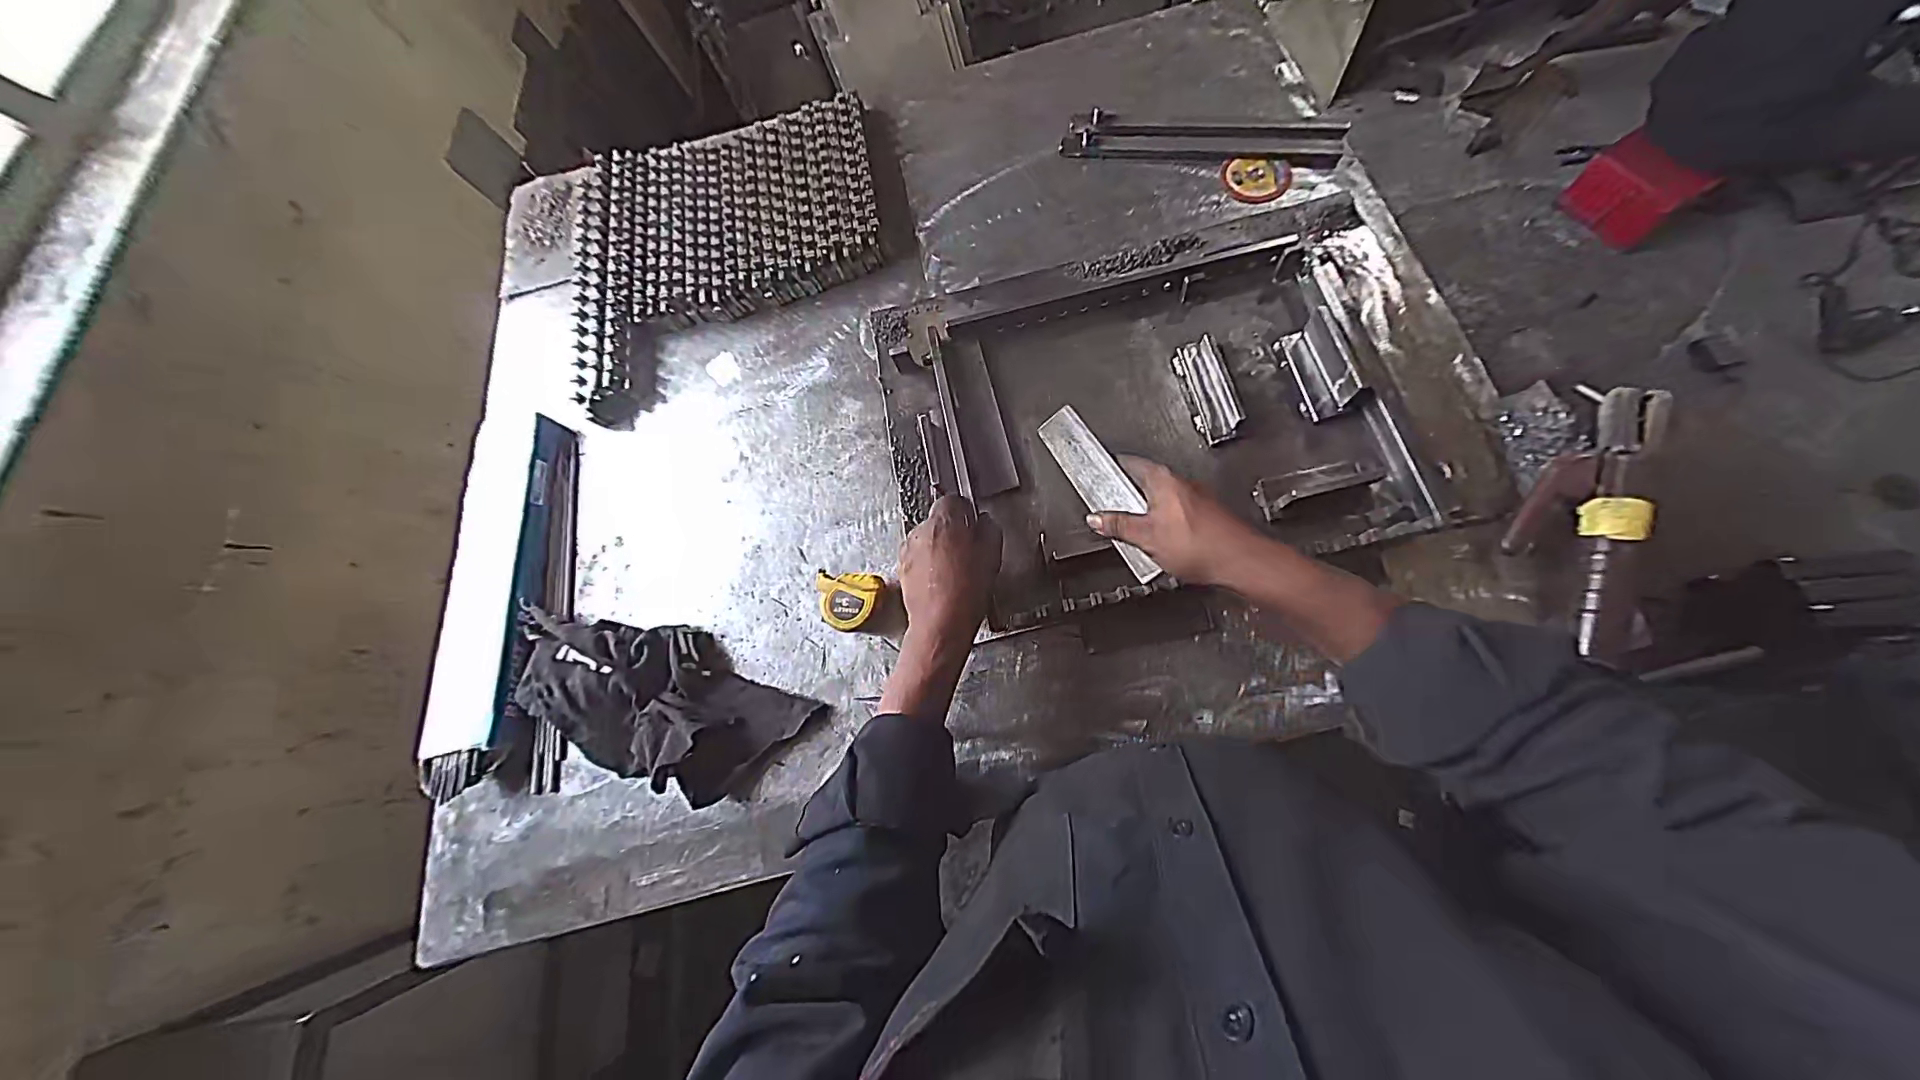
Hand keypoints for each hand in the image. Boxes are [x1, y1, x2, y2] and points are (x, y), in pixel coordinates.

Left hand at [897, 495, 1002, 650]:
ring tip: (956, 571)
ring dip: (938, 549)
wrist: (941, 622)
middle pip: (938, 521)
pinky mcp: (902, 569)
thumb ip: (988, 529)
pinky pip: (918, 559)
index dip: (966, 513)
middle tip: (968, 550)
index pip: (954, 500)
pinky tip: (943, 582)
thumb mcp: (992, 554)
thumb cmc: (966, 591)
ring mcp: (909, 550)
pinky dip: (928, 566)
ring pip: (926, 540)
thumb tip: (985, 522)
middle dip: (951, 532)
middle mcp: (922, 530)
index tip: (973, 523)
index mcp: (945, 520)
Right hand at [1086, 456, 1272, 586]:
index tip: (1102, 471)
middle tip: (1115, 514)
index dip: (1114, 467)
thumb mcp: (1146, 537)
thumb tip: (1097, 518)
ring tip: (1142, 537)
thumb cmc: (1202, 545)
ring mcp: (1197, 499)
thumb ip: (1118, 525)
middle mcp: (1182, 484)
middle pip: (1146, 484)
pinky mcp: (1207, 516)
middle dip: (1129, 498)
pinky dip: (1167, 526)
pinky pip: (1177, 515)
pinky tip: (1167, 545)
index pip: (1131, 463)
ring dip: (1149, 515)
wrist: (1240, 562)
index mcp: (1164, 480)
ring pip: (1162, 501)